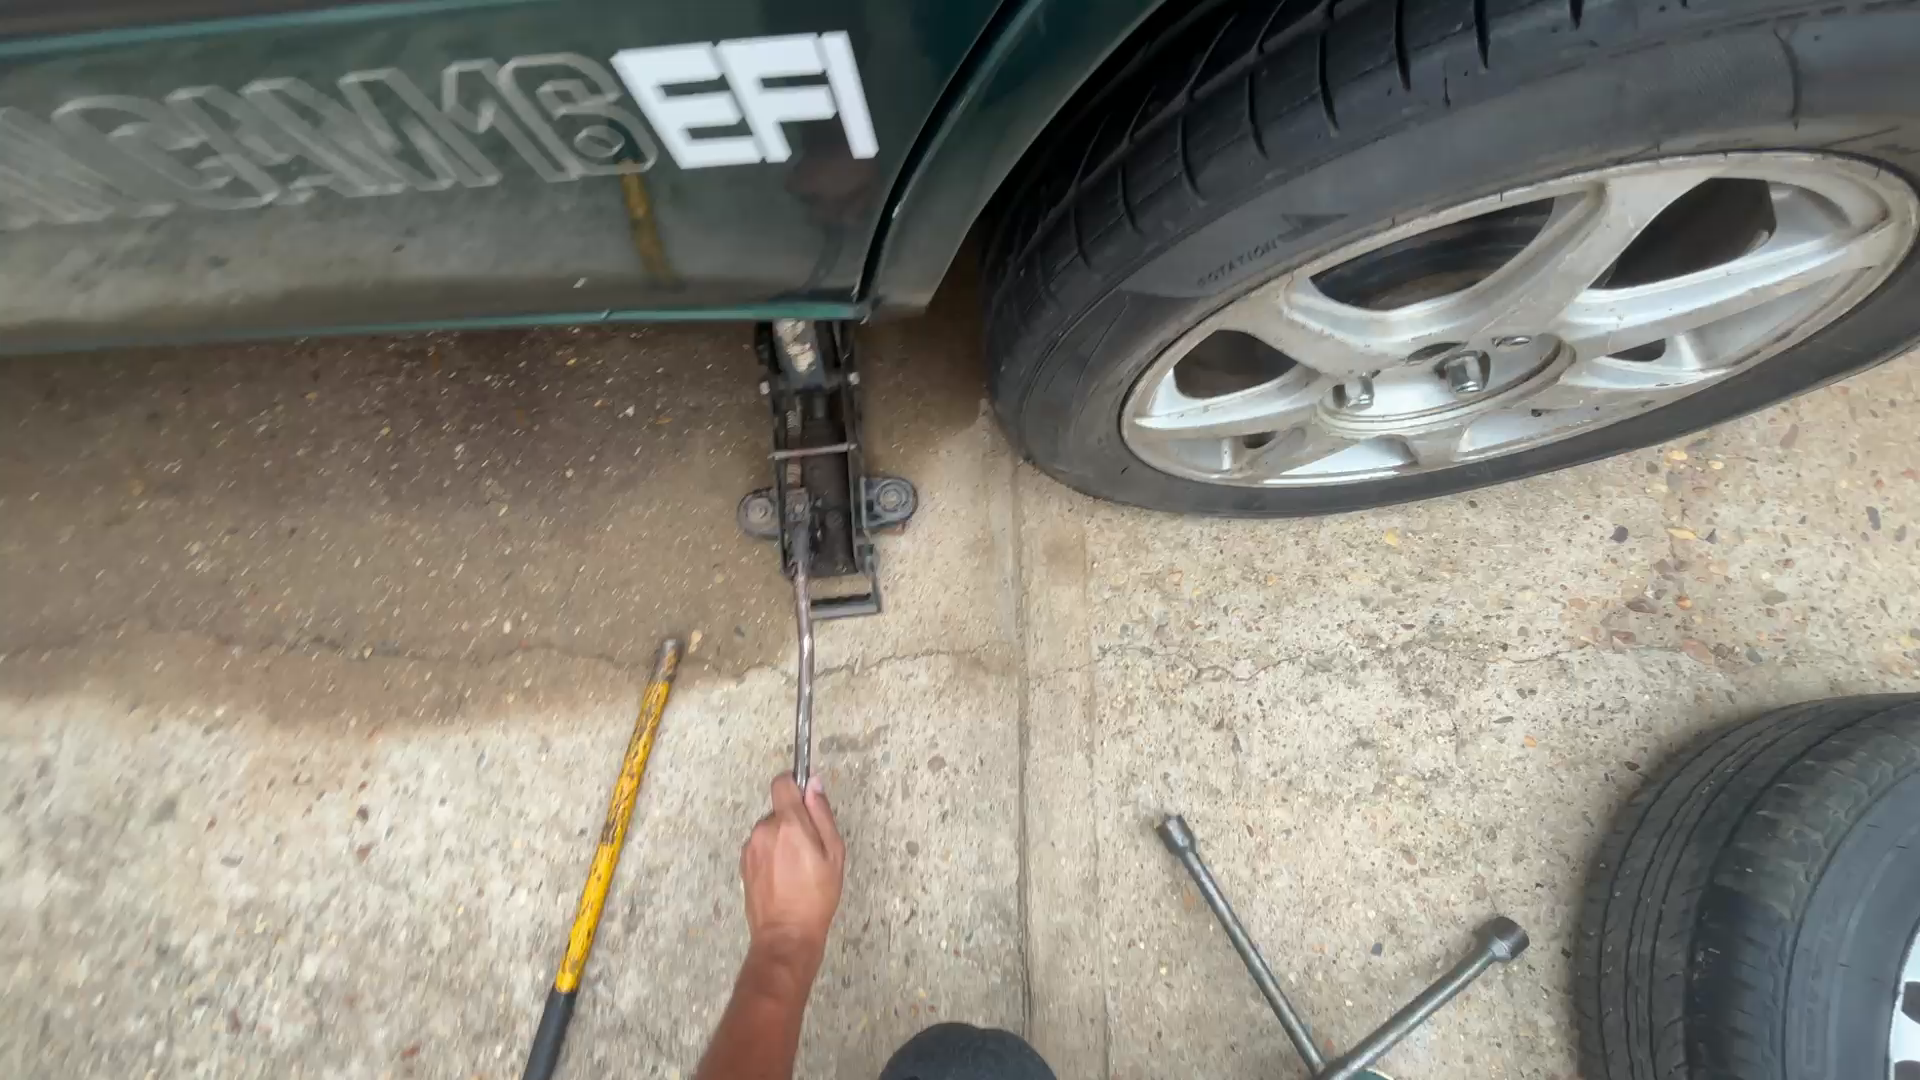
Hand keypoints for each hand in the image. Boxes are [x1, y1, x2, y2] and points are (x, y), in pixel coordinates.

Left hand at [739, 775, 845, 978]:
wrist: (786, 936)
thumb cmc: (816, 895)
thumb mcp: (834, 852)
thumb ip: (822, 813)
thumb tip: (814, 783)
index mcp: (788, 823)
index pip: (782, 782)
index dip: (795, 784)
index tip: (807, 799)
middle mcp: (764, 829)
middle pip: (780, 809)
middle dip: (794, 821)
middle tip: (811, 849)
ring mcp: (751, 847)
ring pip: (771, 829)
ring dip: (782, 839)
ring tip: (798, 868)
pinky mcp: (743, 864)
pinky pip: (762, 846)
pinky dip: (772, 854)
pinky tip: (784, 877)